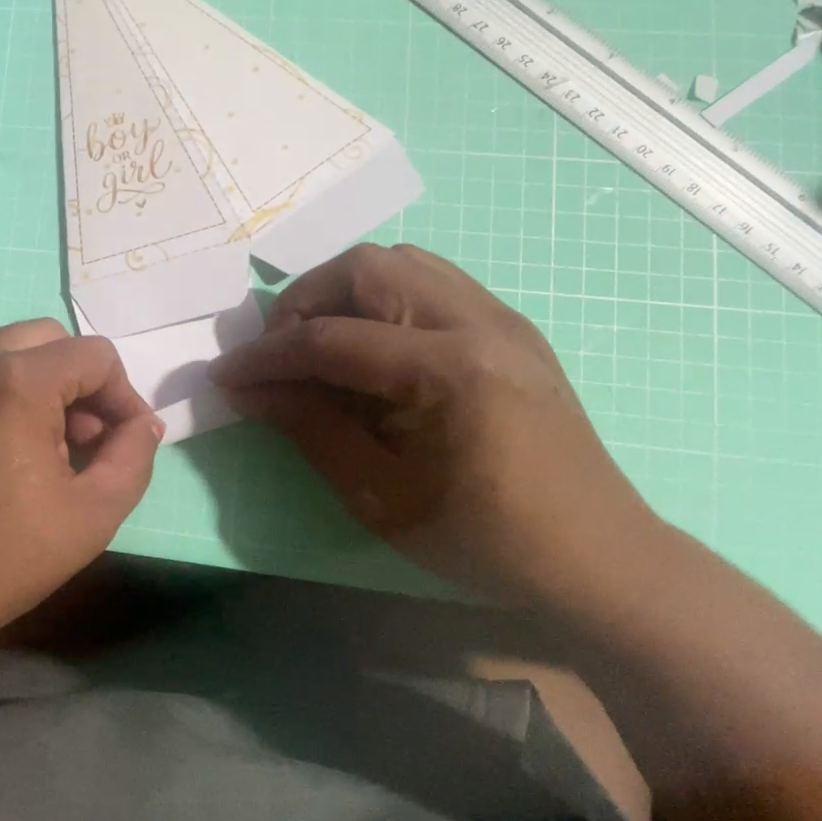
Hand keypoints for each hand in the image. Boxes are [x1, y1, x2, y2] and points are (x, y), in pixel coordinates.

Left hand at [0, 319, 163, 670]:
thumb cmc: (2, 559)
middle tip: (77, 440)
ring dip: (22, 376)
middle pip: (41, 338)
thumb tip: (143, 423)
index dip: (121, 395)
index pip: (93, 355)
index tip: (122, 440)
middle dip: (73, 380)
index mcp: (16, 381)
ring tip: (27, 436)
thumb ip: (132, 457)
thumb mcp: (92, 516)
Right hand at [210, 243, 662, 605]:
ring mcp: (502, 319)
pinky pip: (430, 282)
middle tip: (280, 356)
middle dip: (304, 303)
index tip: (225, 377)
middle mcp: (480, 324)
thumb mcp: (378, 495)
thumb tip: (247, 389)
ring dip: (343, 294)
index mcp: (450, 371)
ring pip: (399, 262)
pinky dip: (382, 301)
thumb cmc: (481, 539)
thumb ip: (308, 428)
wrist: (596, 558)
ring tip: (321, 349)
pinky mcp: (510, 329)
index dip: (265, 357)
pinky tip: (370, 352)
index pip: (330, 339)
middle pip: (365, 268)